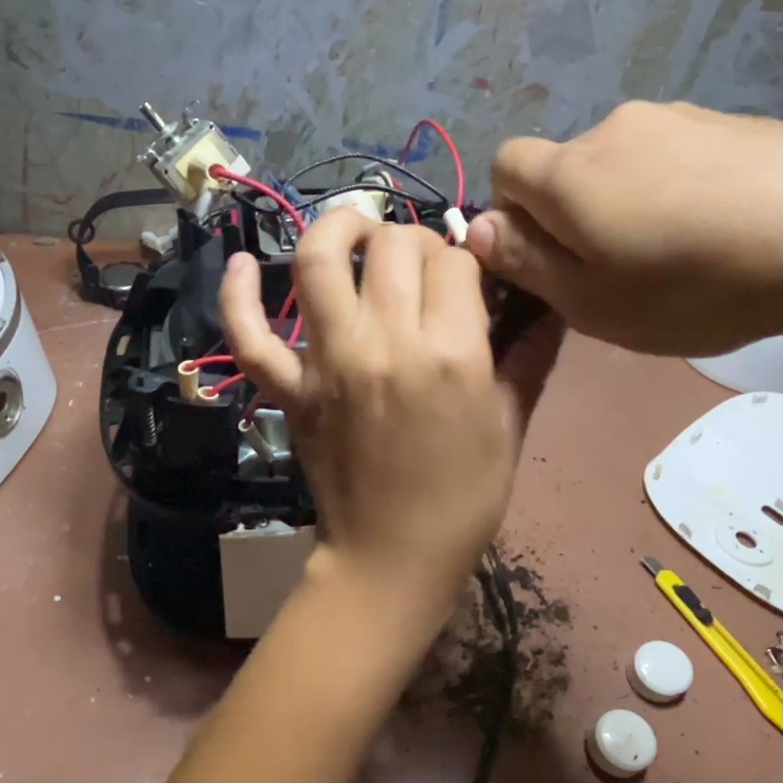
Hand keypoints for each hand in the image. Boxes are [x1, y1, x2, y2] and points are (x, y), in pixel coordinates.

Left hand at [219, 210, 562, 618]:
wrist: (393, 556)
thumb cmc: (464, 498)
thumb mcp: (513, 424)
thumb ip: (530, 353)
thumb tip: (546, 298)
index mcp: (451, 352)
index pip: (455, 260)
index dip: (468, 260)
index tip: (470, 282)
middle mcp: (384, 343)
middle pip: (392, 246)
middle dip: (414, 241)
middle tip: (421, 268)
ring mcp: (327, 363)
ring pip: (318, 262)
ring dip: (336, 227)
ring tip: (355, 227)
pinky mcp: (289, 391)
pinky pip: (249, 336)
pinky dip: (236, 295)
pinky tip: (242, 262)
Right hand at [465, 101, 782, 355]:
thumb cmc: (691, 284)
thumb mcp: (589, 300)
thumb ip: (524, 263)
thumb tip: (474, 230)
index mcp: (569, 173)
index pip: (504, 167)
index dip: (509, 217)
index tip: (544, 263)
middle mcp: (615, 129)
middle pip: (565, 170)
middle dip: (570, 218)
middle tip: (612, 277)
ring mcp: (679, 119)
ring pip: (622, 167)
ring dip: (625, 209)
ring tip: (676, 261)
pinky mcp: (731, 123)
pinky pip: (674, 162)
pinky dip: (675, 196)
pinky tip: (718, 236)